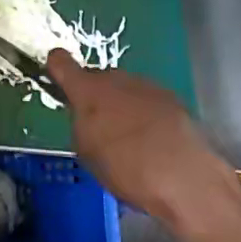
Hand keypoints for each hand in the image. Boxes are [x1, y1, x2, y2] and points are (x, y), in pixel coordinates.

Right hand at [48, 51, 240, 231]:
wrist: (185, 178)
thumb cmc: (126, 168)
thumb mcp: (87, 153)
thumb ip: (81, 125)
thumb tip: (86, 116)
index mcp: (87, 90)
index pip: (62, 63)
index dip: (56, 66)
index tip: (54, 73)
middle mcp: (116, 79)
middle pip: (97, 79)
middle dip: (95, 97)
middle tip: (96, 126)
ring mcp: (146, 86)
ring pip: (124, 90)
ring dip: (122, 106)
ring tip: (128, 140)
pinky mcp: (172, 99)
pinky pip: (147, 102)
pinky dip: (145, 115)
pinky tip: (152, 142)